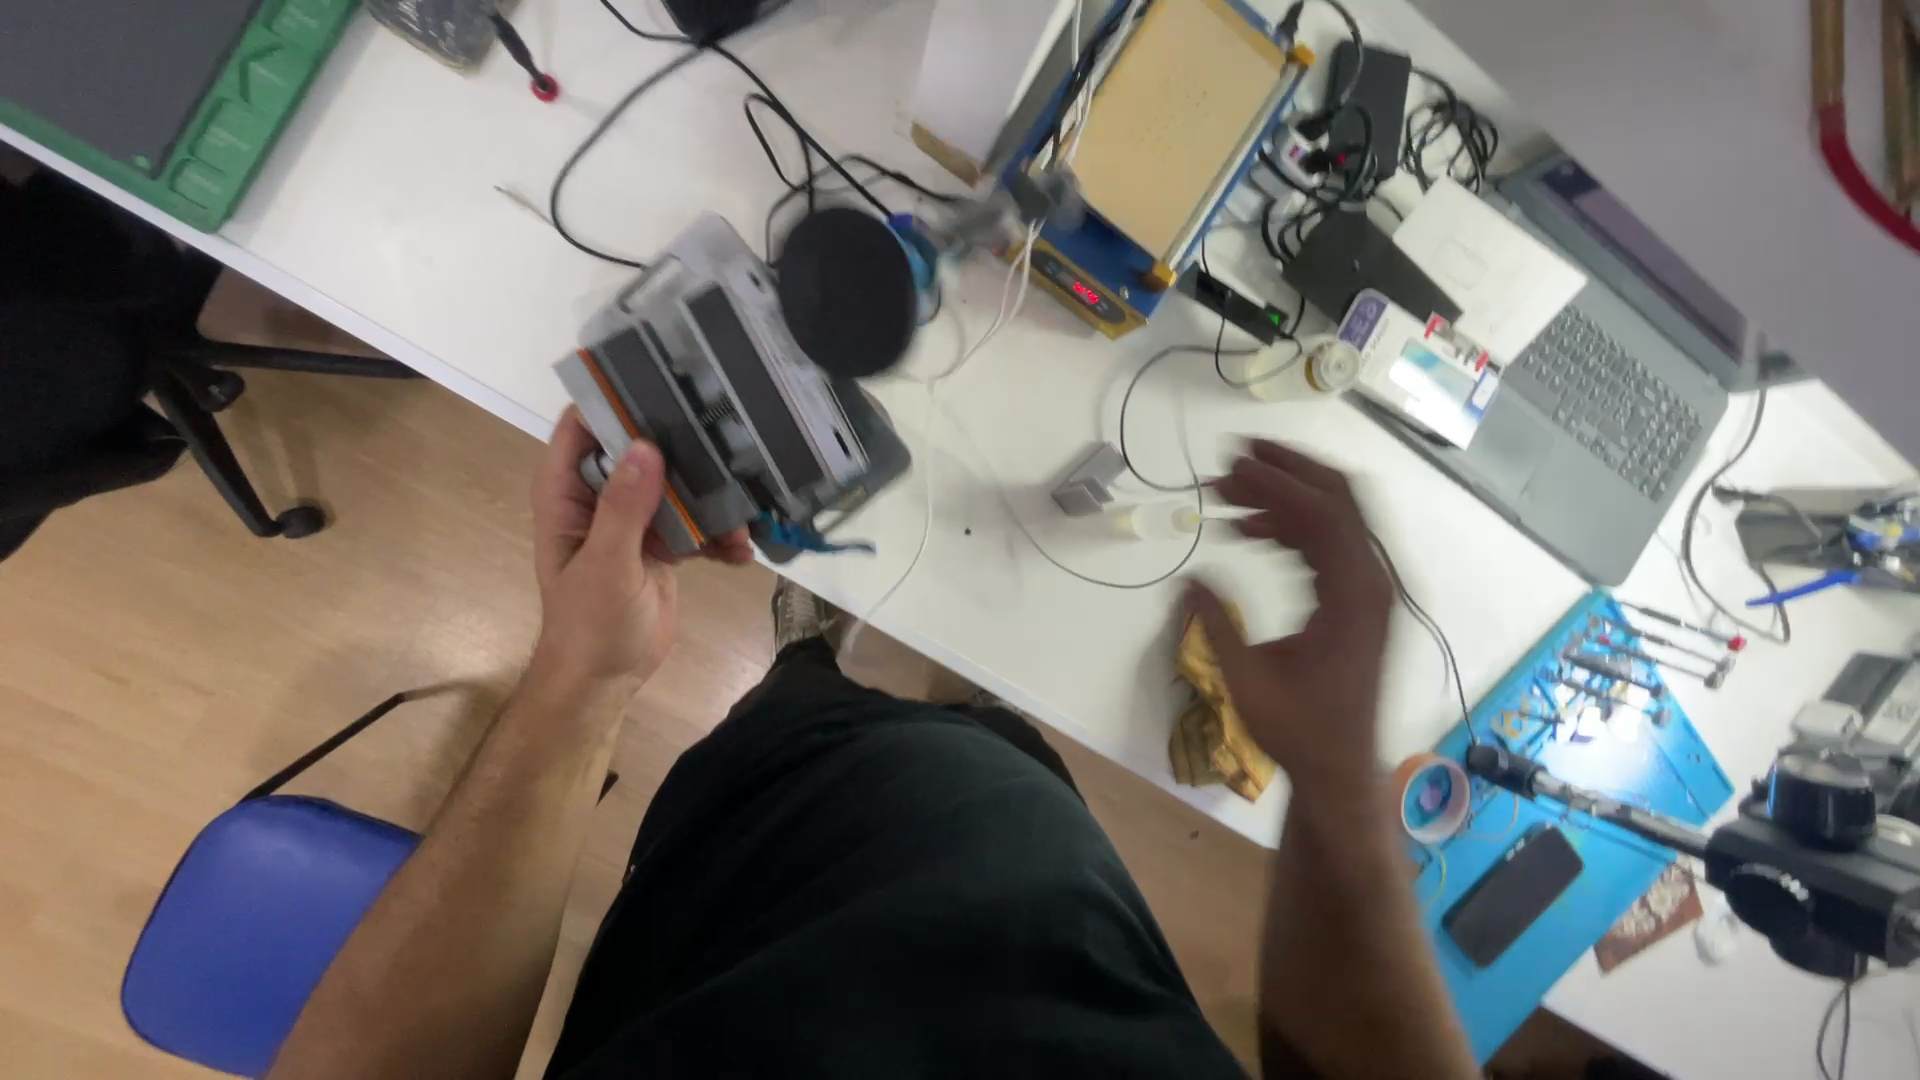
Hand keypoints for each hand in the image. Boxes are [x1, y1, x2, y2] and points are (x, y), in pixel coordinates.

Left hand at [528, 409, 751, 691]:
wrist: (607, 679)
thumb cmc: (590, 624)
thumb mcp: (607, 566)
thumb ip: (624, 508)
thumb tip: (648, 446)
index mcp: (569, 493)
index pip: (584, 428)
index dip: (617, 401)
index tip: (665, 384)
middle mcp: (601, 497)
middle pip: (641, 451)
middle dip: (683, 448)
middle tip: (728, 437)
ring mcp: (635, 520)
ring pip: (677, 487)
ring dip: (712, 500)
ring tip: (744, 516)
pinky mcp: (663, 544)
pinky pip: (696, 525)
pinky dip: (719, 537)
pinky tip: (741, 552)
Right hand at [1185, 440, 1393, 807]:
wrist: (1340, 767)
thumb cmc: (1297, 728)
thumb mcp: (1245, 679)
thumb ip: (1216, 624)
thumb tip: (1187, 577)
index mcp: (1355, 595)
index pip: (1321, 514)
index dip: (1274, 483)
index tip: (1229, 466)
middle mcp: (1372, 581)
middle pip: (1339, 498)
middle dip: (1286, 470)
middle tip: (1235, 458)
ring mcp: (1370, 588)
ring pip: (1334, 516)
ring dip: (1284, 497)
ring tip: (1230, 492)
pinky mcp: (1359, 598)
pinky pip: (1328, 542)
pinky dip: (1290, 526)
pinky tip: (1249, 530)